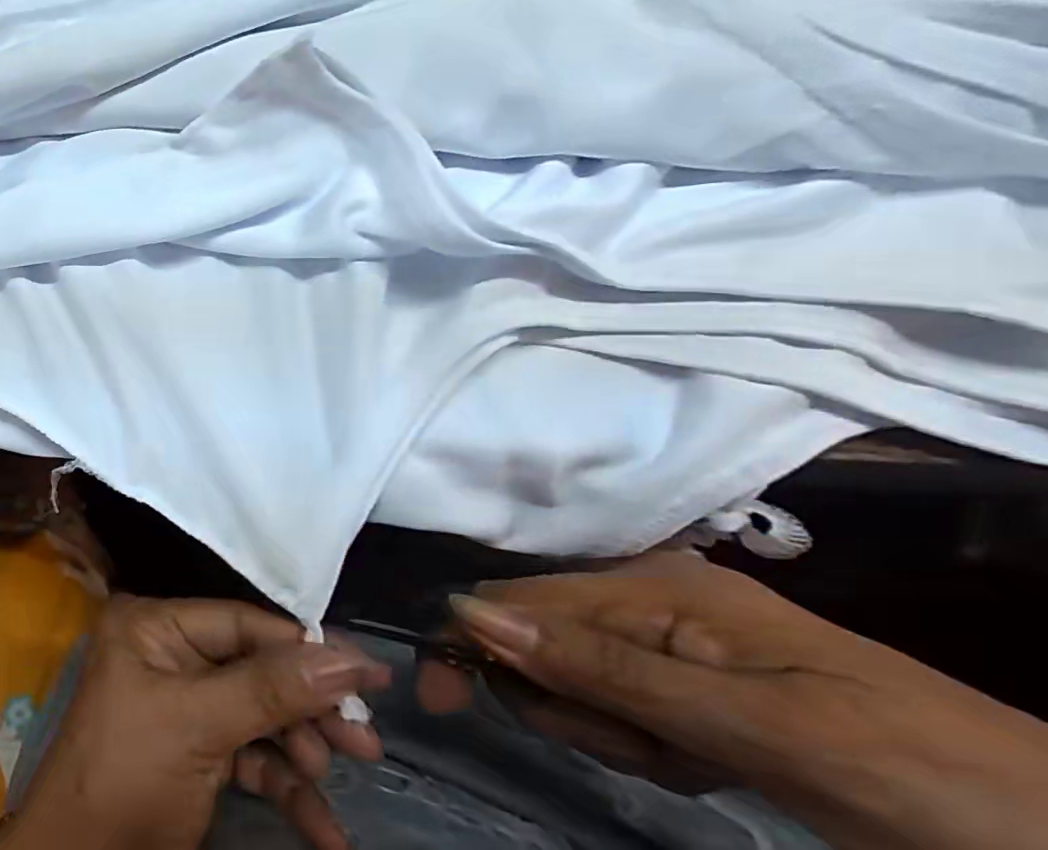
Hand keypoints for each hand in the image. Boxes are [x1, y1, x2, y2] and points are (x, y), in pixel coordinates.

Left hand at [0, 595, 390, 849]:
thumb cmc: (129, 772)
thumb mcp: (200, 724)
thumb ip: (273, 688)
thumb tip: (347, 658)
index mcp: (157, 627)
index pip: (243, 623)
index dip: (305, 647)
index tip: (368, 672)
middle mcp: (171, 656)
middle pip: (258, 669)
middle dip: (309, 706)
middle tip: (363, 738)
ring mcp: (186, 704)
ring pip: (261, 714)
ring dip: (303, 747)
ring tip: (341, 770)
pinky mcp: (198, 751)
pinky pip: (251, 758)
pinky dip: (285, 788)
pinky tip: (324, 829)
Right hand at [421, 552, 1047, 849]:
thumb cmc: (921, 775)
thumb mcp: (758, 727)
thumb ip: (607, 667)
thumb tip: (473, 612)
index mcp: (662, 585)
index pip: (524, 599)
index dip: (471, 641)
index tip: (439, 702)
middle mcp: (655, 600)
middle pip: (544, 642)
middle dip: (567, 704)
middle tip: (642, 751)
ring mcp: (677, 646)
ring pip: (578, 683)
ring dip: (610, 733)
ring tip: (690, 764)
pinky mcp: (695, 690)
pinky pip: (621, 712)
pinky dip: (642, 747)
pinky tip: (701, 767)